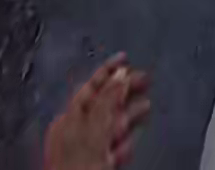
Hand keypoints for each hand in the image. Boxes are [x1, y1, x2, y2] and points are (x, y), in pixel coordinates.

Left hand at [43, 53, 151, 169]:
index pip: (91, 87)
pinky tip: (130, 143)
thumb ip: (108, 101)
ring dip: (128, 115)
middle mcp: (74, 135)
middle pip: (103, 104)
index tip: (126, 58)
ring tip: (146, 107)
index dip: (109, 70)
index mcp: (69, 120)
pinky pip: (111, 150)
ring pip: (109, 128)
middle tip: (145, 80)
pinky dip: (123, 143)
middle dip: (124, 91)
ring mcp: (84, 156)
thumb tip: (121, 74)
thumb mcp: (95, 132)